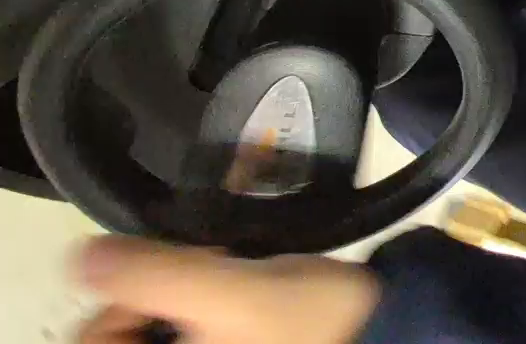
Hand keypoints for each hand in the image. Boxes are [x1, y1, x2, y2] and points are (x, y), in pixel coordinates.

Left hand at [73, 236, 378, 343]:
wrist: (379, 318)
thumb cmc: (304, 317)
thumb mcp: (236, 291)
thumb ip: (158, 275)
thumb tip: (83, 252)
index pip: (92, 336)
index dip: (132, 296)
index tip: (202, 265)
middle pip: (119, 333)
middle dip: (164, 295)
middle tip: (224, 269)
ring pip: (155, 329)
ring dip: (186, 299)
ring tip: (239, 280)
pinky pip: (188, 331)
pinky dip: (204, 310)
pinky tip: (245, 297)